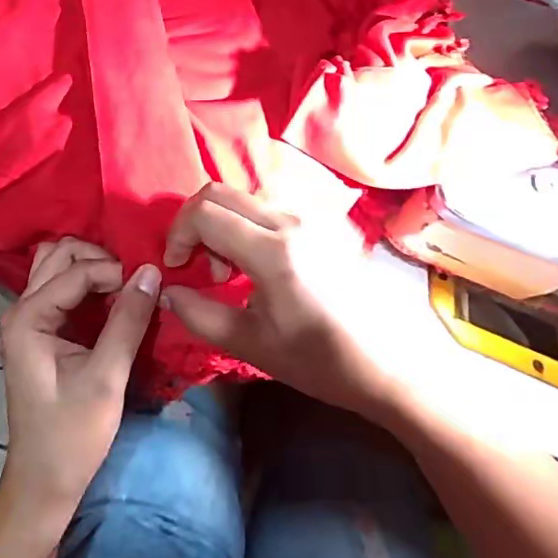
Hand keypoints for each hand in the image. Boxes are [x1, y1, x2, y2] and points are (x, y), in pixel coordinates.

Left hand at [0, 239, 160, 513]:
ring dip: (90, 266)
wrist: (43, 484)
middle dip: (99, 259)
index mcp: (28, 318)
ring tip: (124, 285)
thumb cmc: (72, 436)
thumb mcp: (106, 378)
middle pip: (59, 254)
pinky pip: (60, 286)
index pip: (77, 271)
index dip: (115, 274)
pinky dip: (86, 282)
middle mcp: (20, 309)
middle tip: (133, 282)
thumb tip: (151, 271)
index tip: (148, 291)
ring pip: (56, 265)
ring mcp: (27, 319)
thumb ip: (127, 321)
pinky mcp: (39, 330)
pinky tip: (112, 296)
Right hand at [160, 184, 413, 423]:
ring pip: (246, 197)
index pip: (204, 212)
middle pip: (221, 192)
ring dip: (224, 222)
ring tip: (232, 268)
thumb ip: (199, 315)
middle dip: (195, 222)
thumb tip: (167, 290)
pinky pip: (273, 205)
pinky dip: (250, 223)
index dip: (177, 234)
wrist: (390, 364)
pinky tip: (262, 262)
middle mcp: (293, 219)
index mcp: (273, 250)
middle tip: (200, 264)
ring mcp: (314, 215)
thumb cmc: (319, 361)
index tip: (176, 266)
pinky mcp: (328, 220)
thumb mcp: (251, 345)